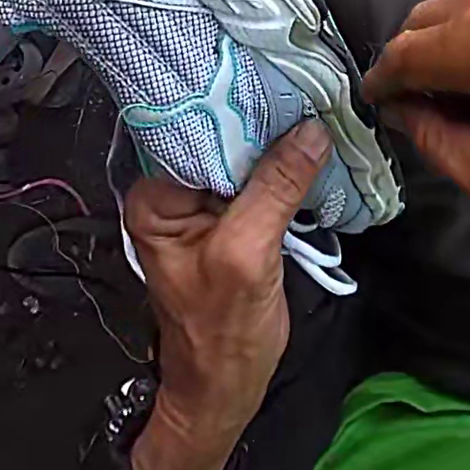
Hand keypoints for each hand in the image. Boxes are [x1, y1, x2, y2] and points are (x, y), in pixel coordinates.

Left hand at [122, 122, 330, 469]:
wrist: (226, 387)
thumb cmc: (222, 336)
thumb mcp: (247, 257)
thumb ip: (275, 190)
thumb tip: (310, 132)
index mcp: (156, 198)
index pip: (193, 132)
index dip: (235, 107)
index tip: (277, 82)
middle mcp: (173, 193)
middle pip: (219, 140)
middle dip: (262, 121)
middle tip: (304, 90)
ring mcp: (203, 205)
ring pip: (242, 158)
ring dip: (277, 143)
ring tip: (313, 112)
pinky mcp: (230, 217)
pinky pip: (257, 179)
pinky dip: (284, 167)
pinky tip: (309, 150)